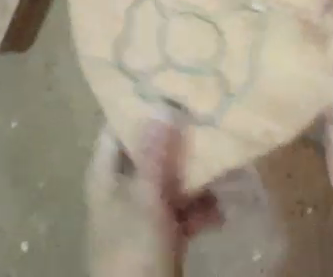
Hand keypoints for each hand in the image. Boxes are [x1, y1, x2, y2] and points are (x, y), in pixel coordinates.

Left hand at [85, 111, 222, 276]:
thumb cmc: (133, 250)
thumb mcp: (146, 198)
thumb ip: (155, 152)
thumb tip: (162, 102)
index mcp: (105, 173)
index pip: (118, 125)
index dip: (141, 105)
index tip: (172, 81)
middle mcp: (121, 187)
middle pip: (150, 151)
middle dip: (180, 140)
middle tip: (210, 117)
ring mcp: (142, 213)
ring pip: (171, 180)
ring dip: (197, 176)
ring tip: (227, 167)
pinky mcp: (162, 237)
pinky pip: (184, 210)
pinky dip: (200, 209)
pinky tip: (220, 213)